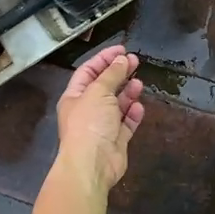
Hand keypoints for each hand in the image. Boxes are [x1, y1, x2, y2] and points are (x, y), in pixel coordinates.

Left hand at [55, 45, 145, 191]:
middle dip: (119, 73)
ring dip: (128, 92)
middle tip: (136, 62)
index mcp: (75, 96)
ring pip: (117, 104)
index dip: (104, 58)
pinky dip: (132, 114)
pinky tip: (138, 107)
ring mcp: (102, 126)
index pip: (89, 71)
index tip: (122, 50)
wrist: (92, 164)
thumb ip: (112, 74)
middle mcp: (87, 109)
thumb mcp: (99, 91)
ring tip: (139, 83)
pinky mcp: (115, 140)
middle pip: (104, 86)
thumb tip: (122, 59)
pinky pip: (126, 123)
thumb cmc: (90, 122)